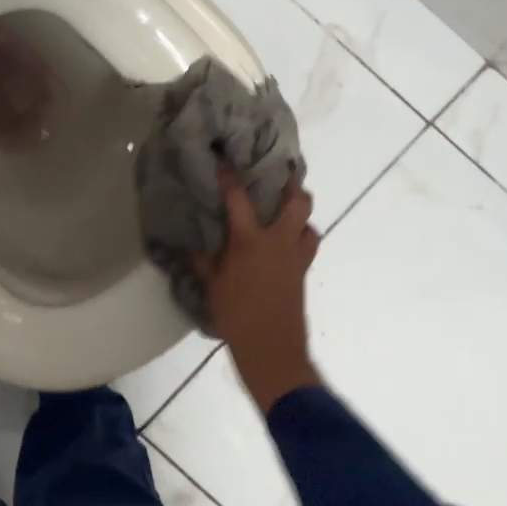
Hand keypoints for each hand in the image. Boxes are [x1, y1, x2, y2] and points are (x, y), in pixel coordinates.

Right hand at [207, 167, 321, 409]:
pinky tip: (287, 241)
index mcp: (249, 240)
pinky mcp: (303, 272)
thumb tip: (197, 244)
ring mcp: (296, 257)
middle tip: (280, 172)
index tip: (224, 156)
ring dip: (300, 213)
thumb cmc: (236, 315)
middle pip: (297, 202)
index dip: (230, 175)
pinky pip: (307, 244)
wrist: (271, 349)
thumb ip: (206, 260)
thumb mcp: (212, 285)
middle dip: (291, 184)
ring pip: (309, 223)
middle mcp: (278, 241)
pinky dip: (300, 236)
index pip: (238, 197)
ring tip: (286, 208)